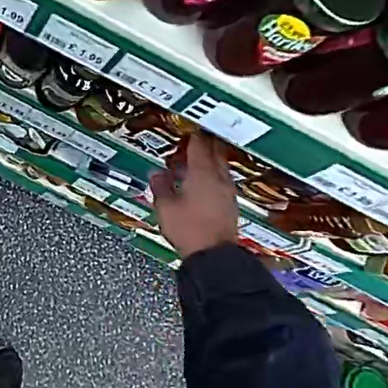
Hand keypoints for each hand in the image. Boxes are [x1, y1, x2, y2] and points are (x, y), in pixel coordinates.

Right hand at [151, 133, 239, 258]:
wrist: (213, 256)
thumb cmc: (190, 230)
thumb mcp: (166, 208)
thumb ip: (161, 187)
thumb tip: (156, 175)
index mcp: (202, 173)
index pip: (199, 145)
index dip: (192, 137)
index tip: (187, 132)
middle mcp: (218, 179)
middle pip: (215, 152)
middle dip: (204, 145)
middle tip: (193, 142)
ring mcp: (227, 192)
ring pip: (220, 166)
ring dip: (210, 161)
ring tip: (196, 164)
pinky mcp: (230, 205)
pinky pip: (223, 182)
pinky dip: (214, 177)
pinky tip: (204, 185)